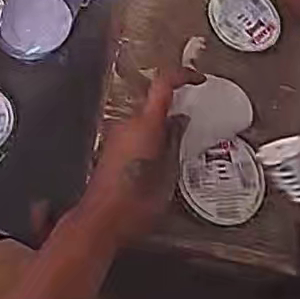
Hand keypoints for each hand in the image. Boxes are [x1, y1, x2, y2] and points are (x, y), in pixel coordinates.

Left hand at [77, 70, 190, 246]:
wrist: (100, 222)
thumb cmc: (137, 202)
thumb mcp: (168, 173)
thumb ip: (175, 140)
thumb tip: (181, 118)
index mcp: (145, 124)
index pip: (163, 84)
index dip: (183, 75)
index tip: (199, 80)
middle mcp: (128, 123)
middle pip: (153, 101)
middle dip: (174, 107)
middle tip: (192, 121)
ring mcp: (116, 135)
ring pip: (144, 118)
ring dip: (162, 124)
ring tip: (179, 146)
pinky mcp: (111, 148)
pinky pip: (135, 131)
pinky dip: (150, 135)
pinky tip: (160, 158)